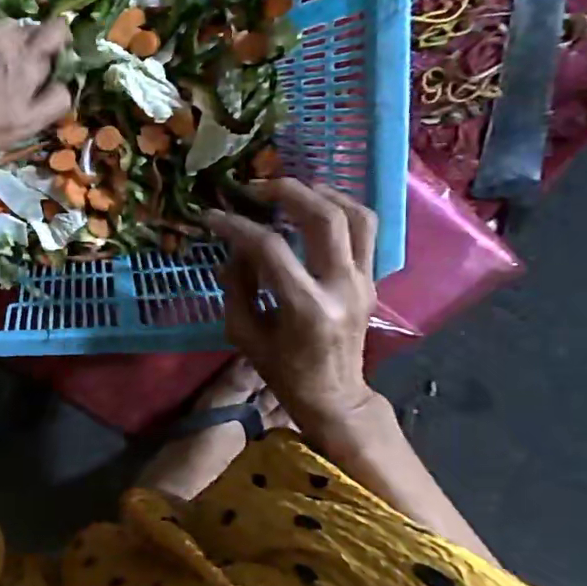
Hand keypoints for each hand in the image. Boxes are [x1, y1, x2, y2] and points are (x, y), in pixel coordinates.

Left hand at [0, 7, 72, 163]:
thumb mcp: (32, 123)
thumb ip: (58, 99)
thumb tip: (66, 82)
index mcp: (29, 58)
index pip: (58, 28)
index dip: (62, 40)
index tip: (58, 58)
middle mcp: (5, 38)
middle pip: (32, 27)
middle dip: (36, 44)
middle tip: (29, 70)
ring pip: (4, 24)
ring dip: (9, 38)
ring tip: (1, 61)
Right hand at [205, 179, 387, 440]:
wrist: (335, 397)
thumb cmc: (283, 372)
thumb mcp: (245, 334)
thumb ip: (237, 285)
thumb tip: (235, 245)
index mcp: (307, 308)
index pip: (270, 249)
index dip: (238, 226)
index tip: (214, 216)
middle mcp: (342, 288)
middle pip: (324, 218)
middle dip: (288, 192)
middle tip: (257, 188)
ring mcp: (364, 281)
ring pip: (355, 215)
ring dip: (322, 193)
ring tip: (292, 189)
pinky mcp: (372, 279)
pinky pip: (365, 230)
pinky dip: (341, 207)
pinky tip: (316, 205)